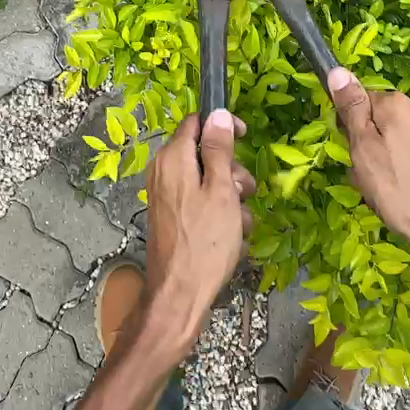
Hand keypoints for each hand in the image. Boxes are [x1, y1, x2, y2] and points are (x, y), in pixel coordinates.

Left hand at [141, 109, 256, 344]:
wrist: (180, 294)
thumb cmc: (205, 241)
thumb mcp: (220, 190)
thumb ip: (219, 150)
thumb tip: (218, 114)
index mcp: (173, 157)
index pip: (197, 122)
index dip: (222, 126)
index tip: (245, 137)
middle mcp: (164, 170)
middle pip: (205, 153)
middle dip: (231, 171)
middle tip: (242, 193)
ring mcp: (167, 194)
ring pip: (208, 180)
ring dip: (231, 198)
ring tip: (239, 224)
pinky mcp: (173, 216)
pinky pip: (201, 202)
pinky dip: (219, 214)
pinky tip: (231, 237)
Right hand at [329, 68, 409, 278]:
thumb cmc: (398, 189)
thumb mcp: (364, 147)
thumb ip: (352, 109)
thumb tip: (337, 70)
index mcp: (397, 103)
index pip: (356, 100)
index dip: (347, 127)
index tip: (350, 150)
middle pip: (372, 121)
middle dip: (362, 147)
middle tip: (364, 174)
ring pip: (385, 141)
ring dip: (375, 163)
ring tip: (379, 190)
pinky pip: (401, 156)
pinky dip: (393, 172)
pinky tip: (394, 195)